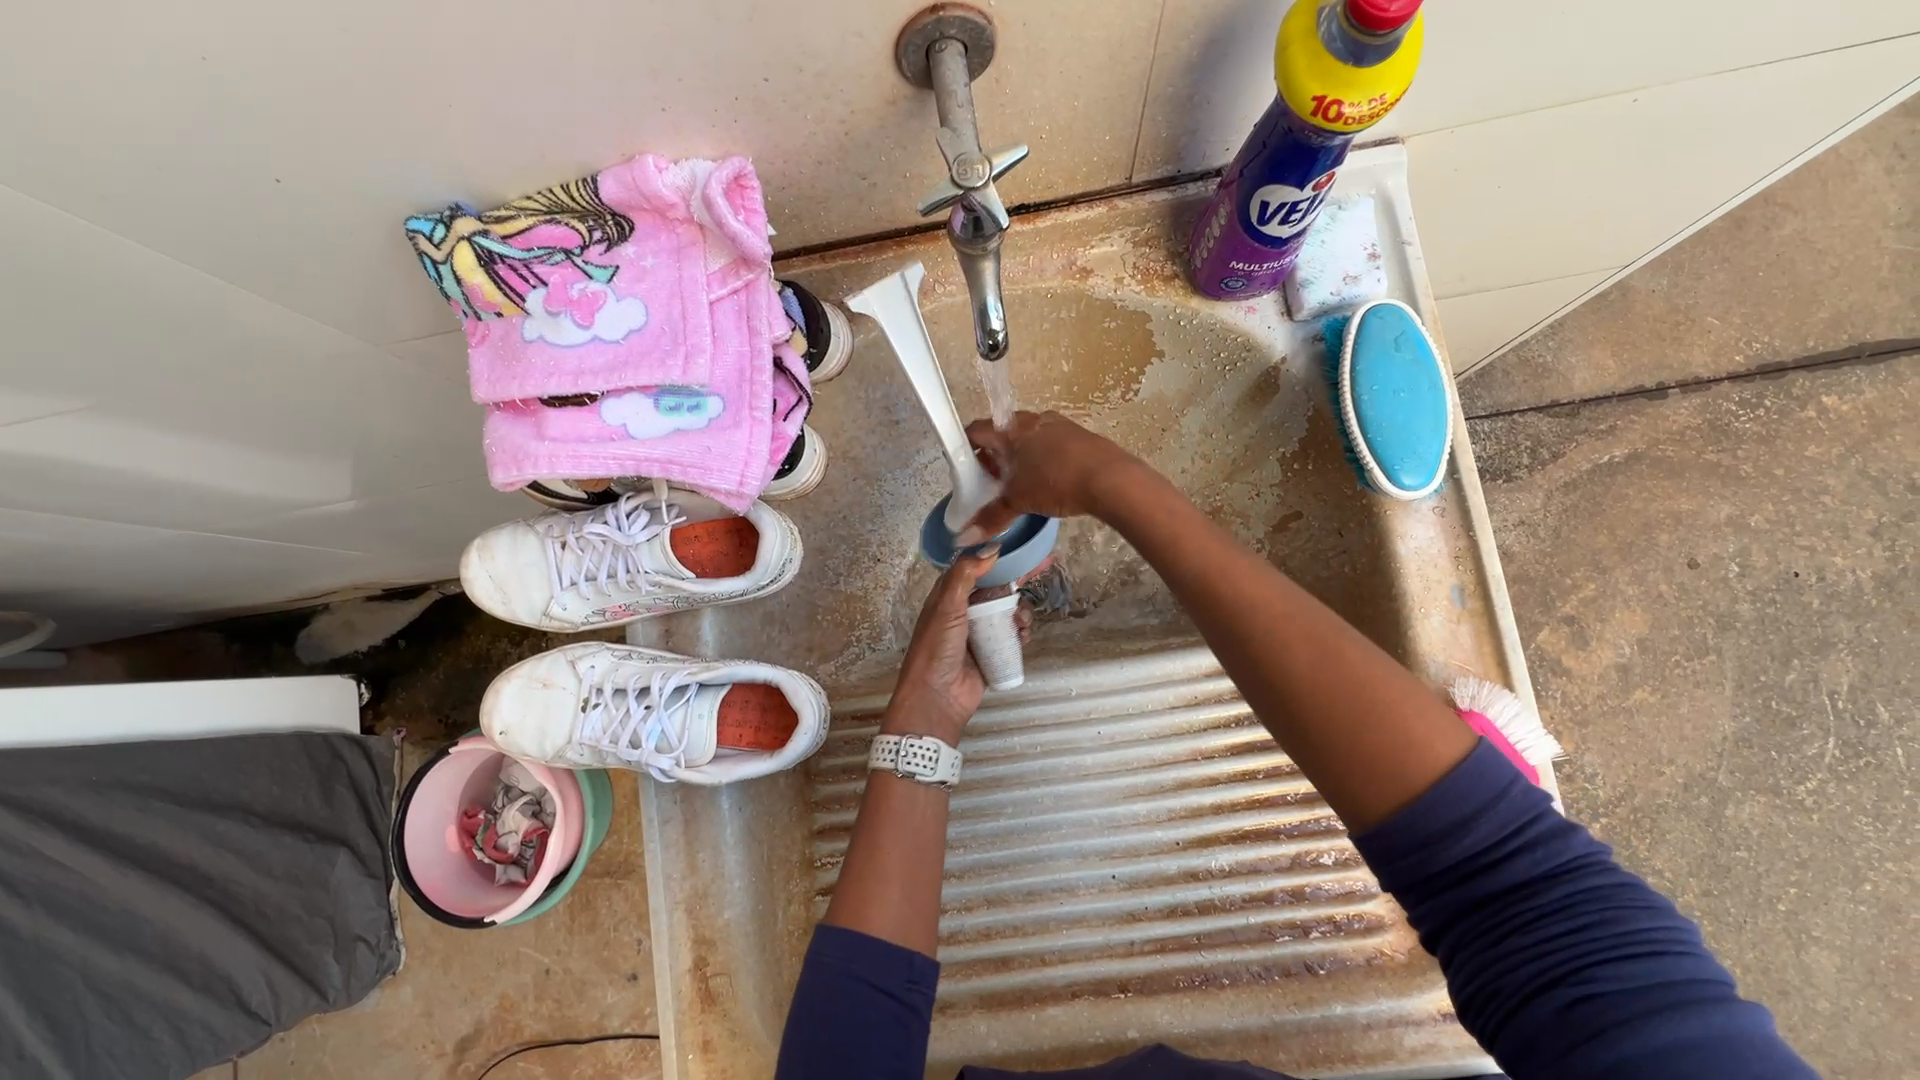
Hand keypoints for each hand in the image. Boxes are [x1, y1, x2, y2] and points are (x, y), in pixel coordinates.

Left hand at [885, 548, 1029, 744]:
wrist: (937, 697)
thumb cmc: (937, 648)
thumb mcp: (947, 605)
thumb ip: (966, 574)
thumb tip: (992, 548)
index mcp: (949, 594)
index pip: (977, 567)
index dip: (999, 555)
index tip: (1024, 545)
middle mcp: (964, 610)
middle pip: (997, 587)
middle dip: (1019, 578)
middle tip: (1044, 567)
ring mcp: (979, 632)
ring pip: (1008, 611)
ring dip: (1020, 610)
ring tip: (1022, 621)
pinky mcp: (991, 652)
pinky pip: (1011, 635)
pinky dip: (1021, 632)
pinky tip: (1023, 635)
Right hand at [961, 411, 1142, 542]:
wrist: (1111, 479)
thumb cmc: (1056, 482)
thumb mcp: (1019, 501)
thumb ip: (991, 517)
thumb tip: (964, 539)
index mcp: (1010, 428)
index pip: (976, 430)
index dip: (965, 449)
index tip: (963, 470)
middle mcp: (1032, 419)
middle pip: (1001, 434)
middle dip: (992, 458)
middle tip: (989, 484)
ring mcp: (1058, 424)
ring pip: (1026, 439)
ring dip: (1018, 459)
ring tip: (1018, 486)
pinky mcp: (1078, 435)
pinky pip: (1048, 444)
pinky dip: (1039, 460)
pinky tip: (1046, 482)